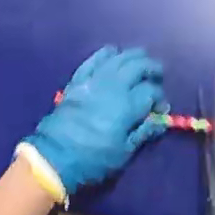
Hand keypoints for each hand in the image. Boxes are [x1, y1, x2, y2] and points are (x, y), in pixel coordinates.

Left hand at [20, 46, 166, 200]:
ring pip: (118, 57)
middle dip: (152, 69)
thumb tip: (160, 120)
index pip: (151, 91)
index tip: (161, 109)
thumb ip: (143, 132)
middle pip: (138, 66)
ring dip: (133, 56)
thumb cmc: (93, 160)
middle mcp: (112, 87)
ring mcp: (93, 80)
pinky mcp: (77, 81)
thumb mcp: (124, 153)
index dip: (160, 98)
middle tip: (158, 76)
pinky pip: (93, 59)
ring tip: (140, 60)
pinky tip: (113, 55)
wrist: (54, 158)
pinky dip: (105, 54)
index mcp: (127, 106)